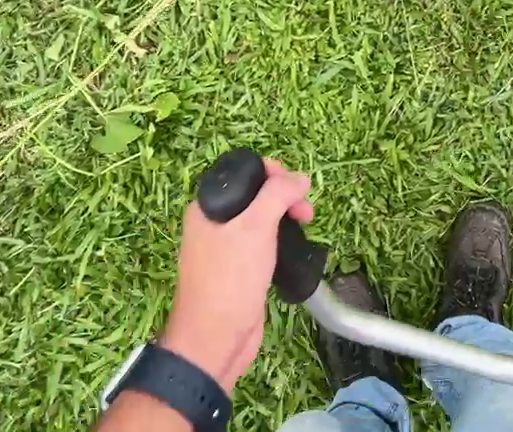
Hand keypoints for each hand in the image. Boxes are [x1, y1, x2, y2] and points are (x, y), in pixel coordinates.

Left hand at [159, 157, 313, 393]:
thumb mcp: (256, 227)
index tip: (295, 188)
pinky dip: (280, 236)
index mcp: (207, 205)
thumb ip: (278, 194)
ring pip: (262, 216)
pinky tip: (293, 244)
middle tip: (305, 211)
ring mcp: (225, 245)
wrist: (215, 341)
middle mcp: (213, 221)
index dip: (274, 173)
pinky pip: (263, 239)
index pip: (244, 170)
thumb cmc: (231, 279)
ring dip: (286, 214)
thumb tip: (300, 178)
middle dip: (285, 194)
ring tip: (305, 224)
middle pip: (256, 192)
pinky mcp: (239, 267)